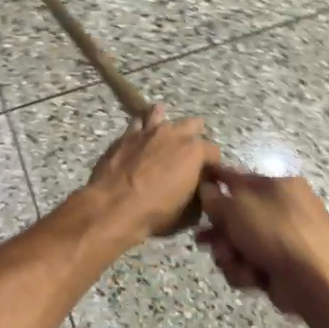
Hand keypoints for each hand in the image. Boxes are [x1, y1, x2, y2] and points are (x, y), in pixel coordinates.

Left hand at [83, 106, 220, 237]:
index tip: (207, 175)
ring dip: (166, 125)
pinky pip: (138, 123)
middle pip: (192, 124)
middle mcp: (173, 134)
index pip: (214, 152)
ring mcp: (148, 131)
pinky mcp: (126, 135)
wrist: (114, 205)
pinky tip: (140, 136)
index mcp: (194, 151)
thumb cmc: (156, 212)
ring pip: (161, 115)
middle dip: (195, 136)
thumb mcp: (188, 212)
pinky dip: (142, 128)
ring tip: (165, 135)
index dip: (212, 165)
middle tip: (190, 152)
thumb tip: (199, 189)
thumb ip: (198, 195)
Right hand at [194, 166, 328, 318]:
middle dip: (219, 233)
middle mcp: (282, 208)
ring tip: (235, 264)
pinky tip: (252, 278)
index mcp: (277, 185)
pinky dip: (247, 272)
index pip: (236, 176)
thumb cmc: (277, 233)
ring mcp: (283, 239)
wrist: (319, 283)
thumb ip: (215, 197)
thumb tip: (207, 190)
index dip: (213, 182)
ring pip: (238, 244)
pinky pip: (251, 264)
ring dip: (230, 256)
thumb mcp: (238, 207)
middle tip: (205, 242)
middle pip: (234, 216)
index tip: (195, 188)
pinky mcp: (283, 266)